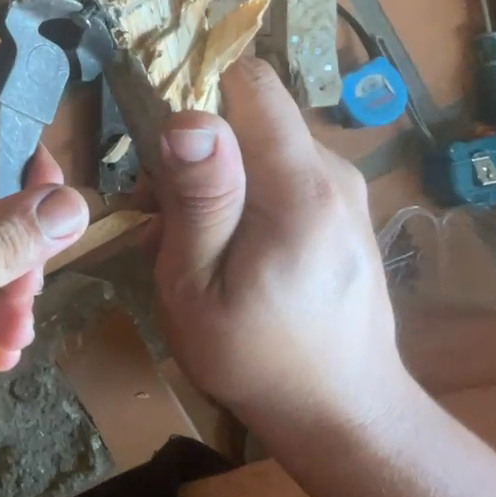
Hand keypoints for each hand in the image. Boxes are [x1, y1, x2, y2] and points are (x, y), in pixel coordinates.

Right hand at [148, 58, 417, 433]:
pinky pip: (275, 173)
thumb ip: (198, 199)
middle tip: (156, 216)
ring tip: (182, 241)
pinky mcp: (338, 209)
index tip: (153, 146)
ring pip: (256, 145)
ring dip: (208, 179)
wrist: (341, 413)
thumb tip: (186, 119)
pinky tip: (220, 249)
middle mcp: (333, 172)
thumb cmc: (254, 357)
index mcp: (299, 187)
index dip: (193, 93)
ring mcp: (341, 190)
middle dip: (191, 150)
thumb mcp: (198, 285)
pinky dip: (235, 197)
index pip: (250, 83)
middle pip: (247, 117)